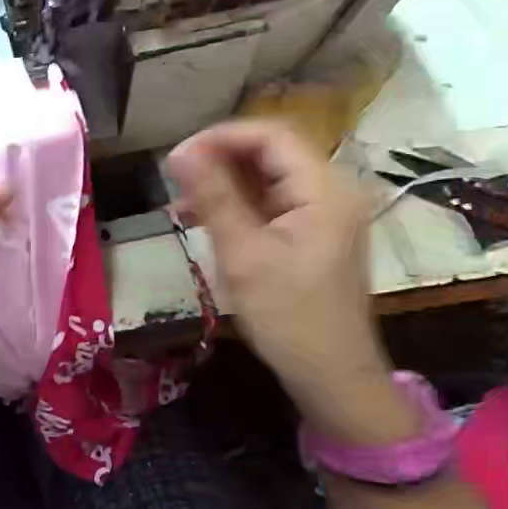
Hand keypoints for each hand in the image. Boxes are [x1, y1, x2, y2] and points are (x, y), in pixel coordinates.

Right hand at [166, 121, 412, 443]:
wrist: (331, 373)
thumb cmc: (288, 316)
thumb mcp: (244, 254)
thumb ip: (214, 197)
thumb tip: (178, 152)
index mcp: (324, 189)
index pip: (271, 135)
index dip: (220, 137)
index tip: (176, 157)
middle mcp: (332, 189)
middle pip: (271, 152)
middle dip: (220, 159)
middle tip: (175, 179)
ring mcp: (326, 211)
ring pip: (269, 177)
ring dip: (226, 182)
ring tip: (182, 202)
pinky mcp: (315, 232)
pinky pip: (274, 202)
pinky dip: (240, 204)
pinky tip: (206, 220)